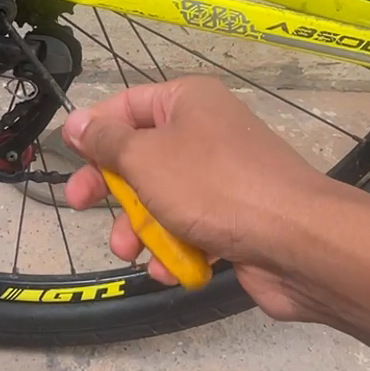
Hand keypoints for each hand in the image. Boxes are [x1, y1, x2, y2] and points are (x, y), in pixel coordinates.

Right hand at [61, 77, 369, 321]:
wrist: (299, 243)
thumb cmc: (213, 186)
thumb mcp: (145, 158)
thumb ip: (105, 141)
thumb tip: (75, 122)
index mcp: (187, 102)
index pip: (126, 105)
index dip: (95, 130)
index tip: (70, 157)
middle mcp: (204, 133)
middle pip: (139, 156)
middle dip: (111, 188)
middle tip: (80, 205)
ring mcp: (221, 178)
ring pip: (160, 198)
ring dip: (139, 228)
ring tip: (131, 252)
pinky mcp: (234, 219)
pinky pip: (189, 227)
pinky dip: (175, 248)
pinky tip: (170, 268)